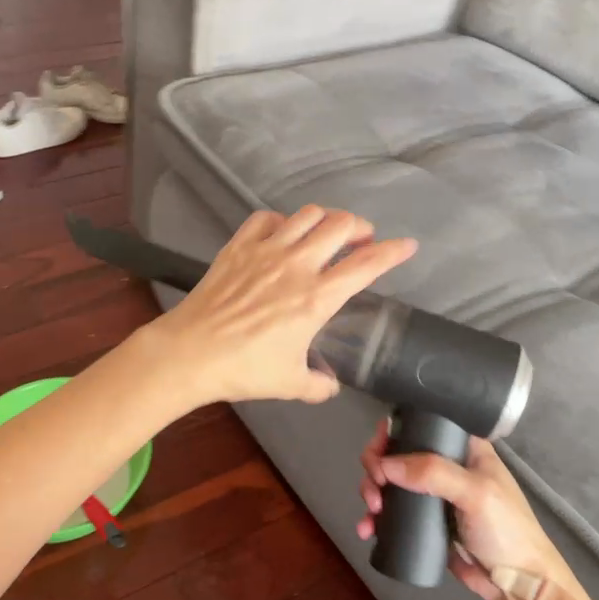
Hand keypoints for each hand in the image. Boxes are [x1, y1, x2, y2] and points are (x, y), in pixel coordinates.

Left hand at [139, 205, 415, 406]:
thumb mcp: (290, 384)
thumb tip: (330, 384)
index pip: (366, 266)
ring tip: (327, 232)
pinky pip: (265, 217)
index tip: (407, 246)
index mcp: (316, 298)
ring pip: (307, 215)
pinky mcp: (238, 246)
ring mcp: (266, 251)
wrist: (191, 352)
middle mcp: (296, 265)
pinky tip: (282, 232)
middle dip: (359, 227)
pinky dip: (281, 220)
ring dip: (325, 219)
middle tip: (362, 239)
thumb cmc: (244, 369)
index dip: (392, 252)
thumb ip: (318, 384)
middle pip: (341, 225)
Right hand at [355, 423, 573, 599]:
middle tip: (374, 491)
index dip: (392, 432)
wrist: (516, 583)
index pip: (421, 424)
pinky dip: (376, 518)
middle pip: (398, 453)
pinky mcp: (425, 521)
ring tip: (371, 515)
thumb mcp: (475, 494)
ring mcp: (434, 494)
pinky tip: (367, 529)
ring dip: (372, 493)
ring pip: (391, 482)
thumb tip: (384, 464)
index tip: (377, 453)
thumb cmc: (506, 530)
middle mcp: (446, 464)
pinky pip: (393, 511)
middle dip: (376, 468)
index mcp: (464, 448)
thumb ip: (433, 473)